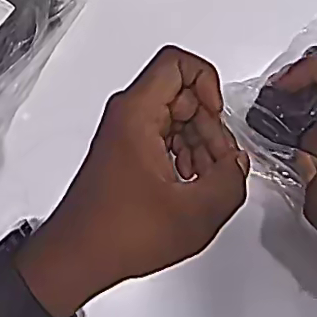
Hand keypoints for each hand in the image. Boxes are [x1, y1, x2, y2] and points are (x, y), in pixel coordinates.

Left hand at [16, 46, 248, 316]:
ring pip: (176, 115)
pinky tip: (189, 185)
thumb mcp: (195, 213)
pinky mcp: (126, 147)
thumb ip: (230, 180)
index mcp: (137, 112)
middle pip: (182, 92)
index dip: (207, 82)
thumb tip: (237, 163)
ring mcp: (126, 130)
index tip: (217, 116)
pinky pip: (164, 133)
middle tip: (218, 163)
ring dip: (199, 143)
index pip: (177, 62)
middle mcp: (128, 113)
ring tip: (204, 181)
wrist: (79, 253)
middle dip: (209, 126)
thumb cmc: (118, 232)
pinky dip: (184, 153)